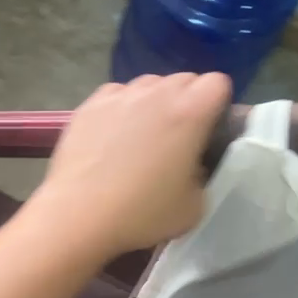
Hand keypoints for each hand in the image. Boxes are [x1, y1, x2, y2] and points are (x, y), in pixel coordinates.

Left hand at [26, 73, 230, 255]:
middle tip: (176, 139)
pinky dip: (121, 108)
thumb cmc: (142, 214)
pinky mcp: (89, 105)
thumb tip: (193, 164)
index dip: (217, 106)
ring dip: (153, 103)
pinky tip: (112, 136)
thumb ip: (203, 174)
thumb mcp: (194, 206)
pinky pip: (116, 95)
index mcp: (190, 112)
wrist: (79, 216)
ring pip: (148, 85)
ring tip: (141, 137)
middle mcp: (156, 93)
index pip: (218, 83)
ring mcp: (119, 95)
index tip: (207, 132)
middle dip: (186, 102)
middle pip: (183, 80)